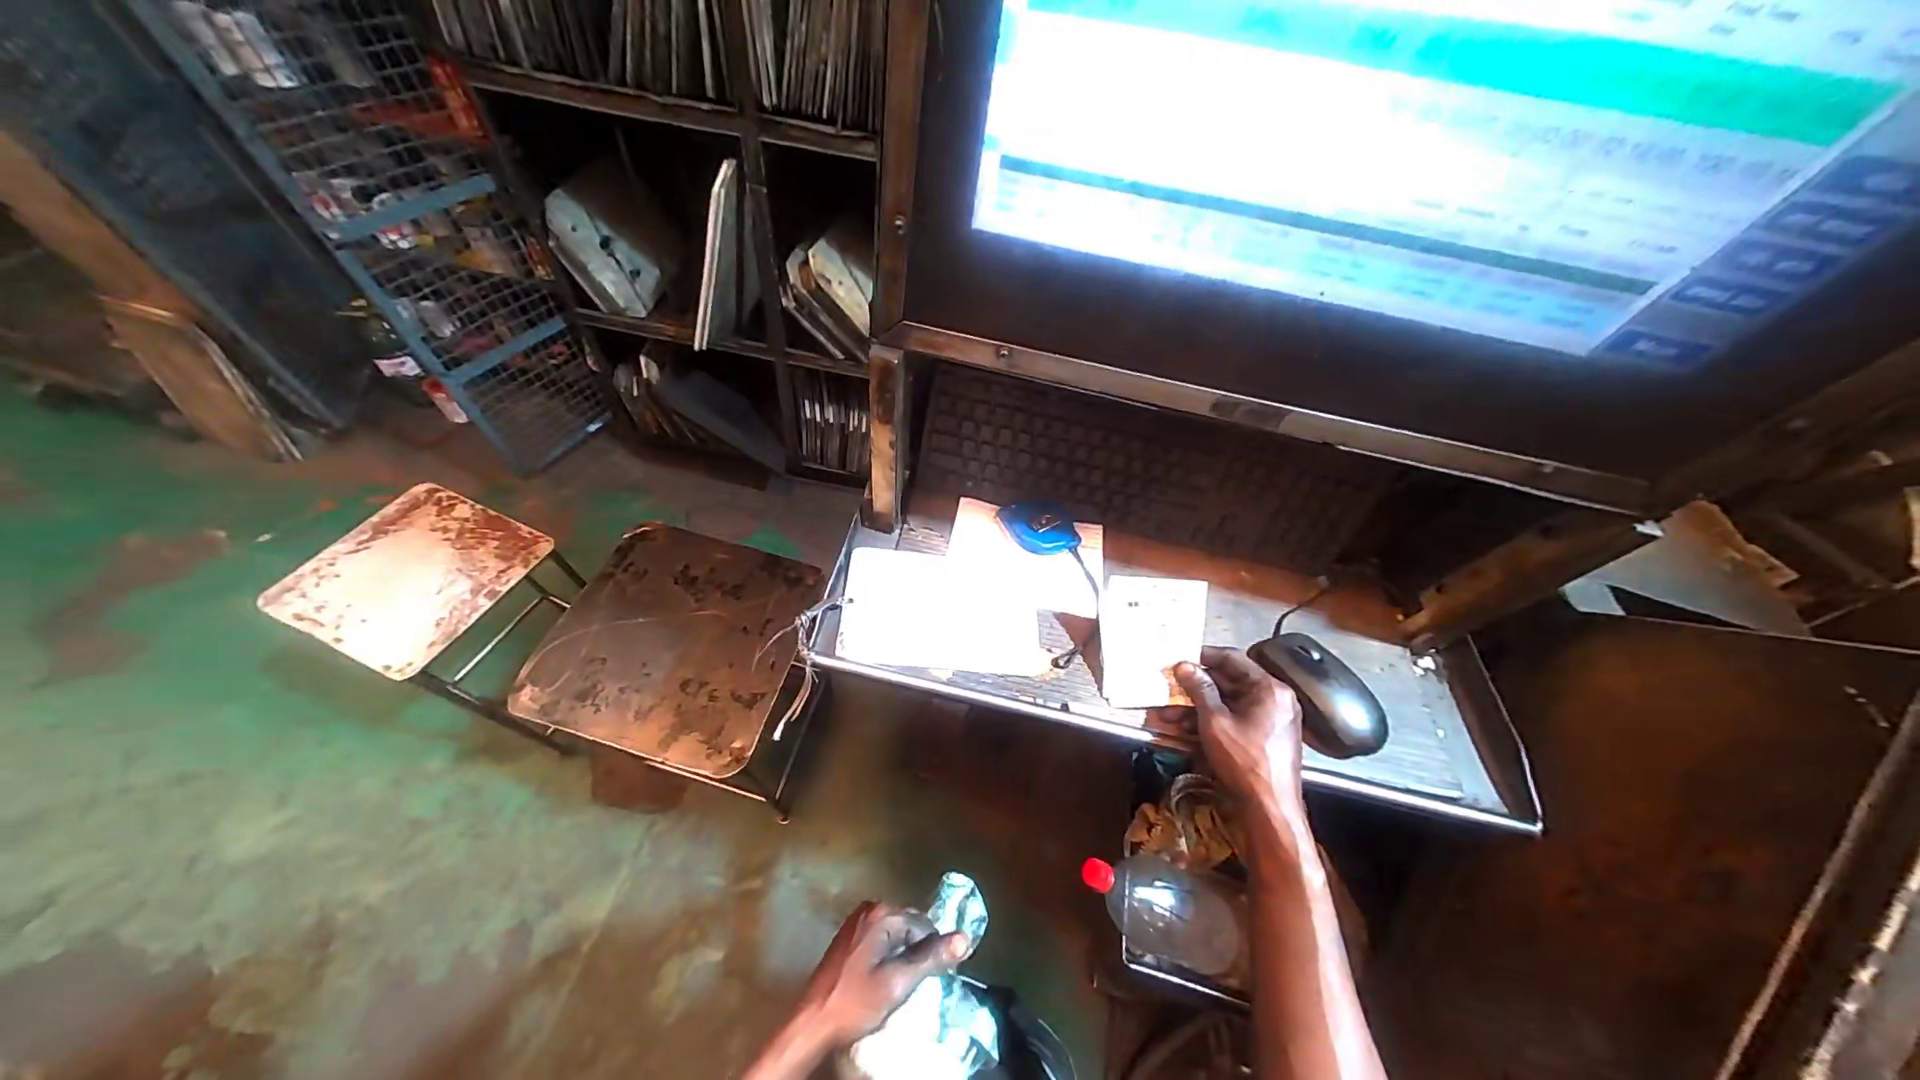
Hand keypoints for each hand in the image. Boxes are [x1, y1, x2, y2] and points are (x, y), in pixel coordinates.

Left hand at [793, 901, 970, 1048]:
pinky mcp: (848, 935)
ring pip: (894, 933)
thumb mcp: (898, 982)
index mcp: (882, 914)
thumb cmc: (856, 1001)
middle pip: (909, 925)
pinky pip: (879, 938)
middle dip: (916, 950)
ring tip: (898, 983)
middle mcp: (869, 908)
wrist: (813, 1020)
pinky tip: (882, 978)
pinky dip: (886, 954)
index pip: (924, 924)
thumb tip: (964, 937)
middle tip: (914, 982)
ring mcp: (856, 920)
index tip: (930, 977)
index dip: (931, 951)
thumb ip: (931, 957)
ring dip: (901, 954)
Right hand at [1175, 646, 1305, 811]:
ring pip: (1227, 705)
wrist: (1270, 809)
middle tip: (1168, 687)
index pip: (1233, 659)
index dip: (1203, 656)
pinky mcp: (1264, 738)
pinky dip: (1210, 723)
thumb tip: (1184, 665)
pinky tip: (1182, 730)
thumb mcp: (1215, 721)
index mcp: (1269, 689)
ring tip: (1166, 714)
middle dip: (1194, 688)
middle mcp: (1275, 700)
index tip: (1180, 657)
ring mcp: (1271, 720)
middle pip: (1229, 683)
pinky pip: (1234, 721)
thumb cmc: (1245, 762)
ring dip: (1196, 708)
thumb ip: (1199, 689)